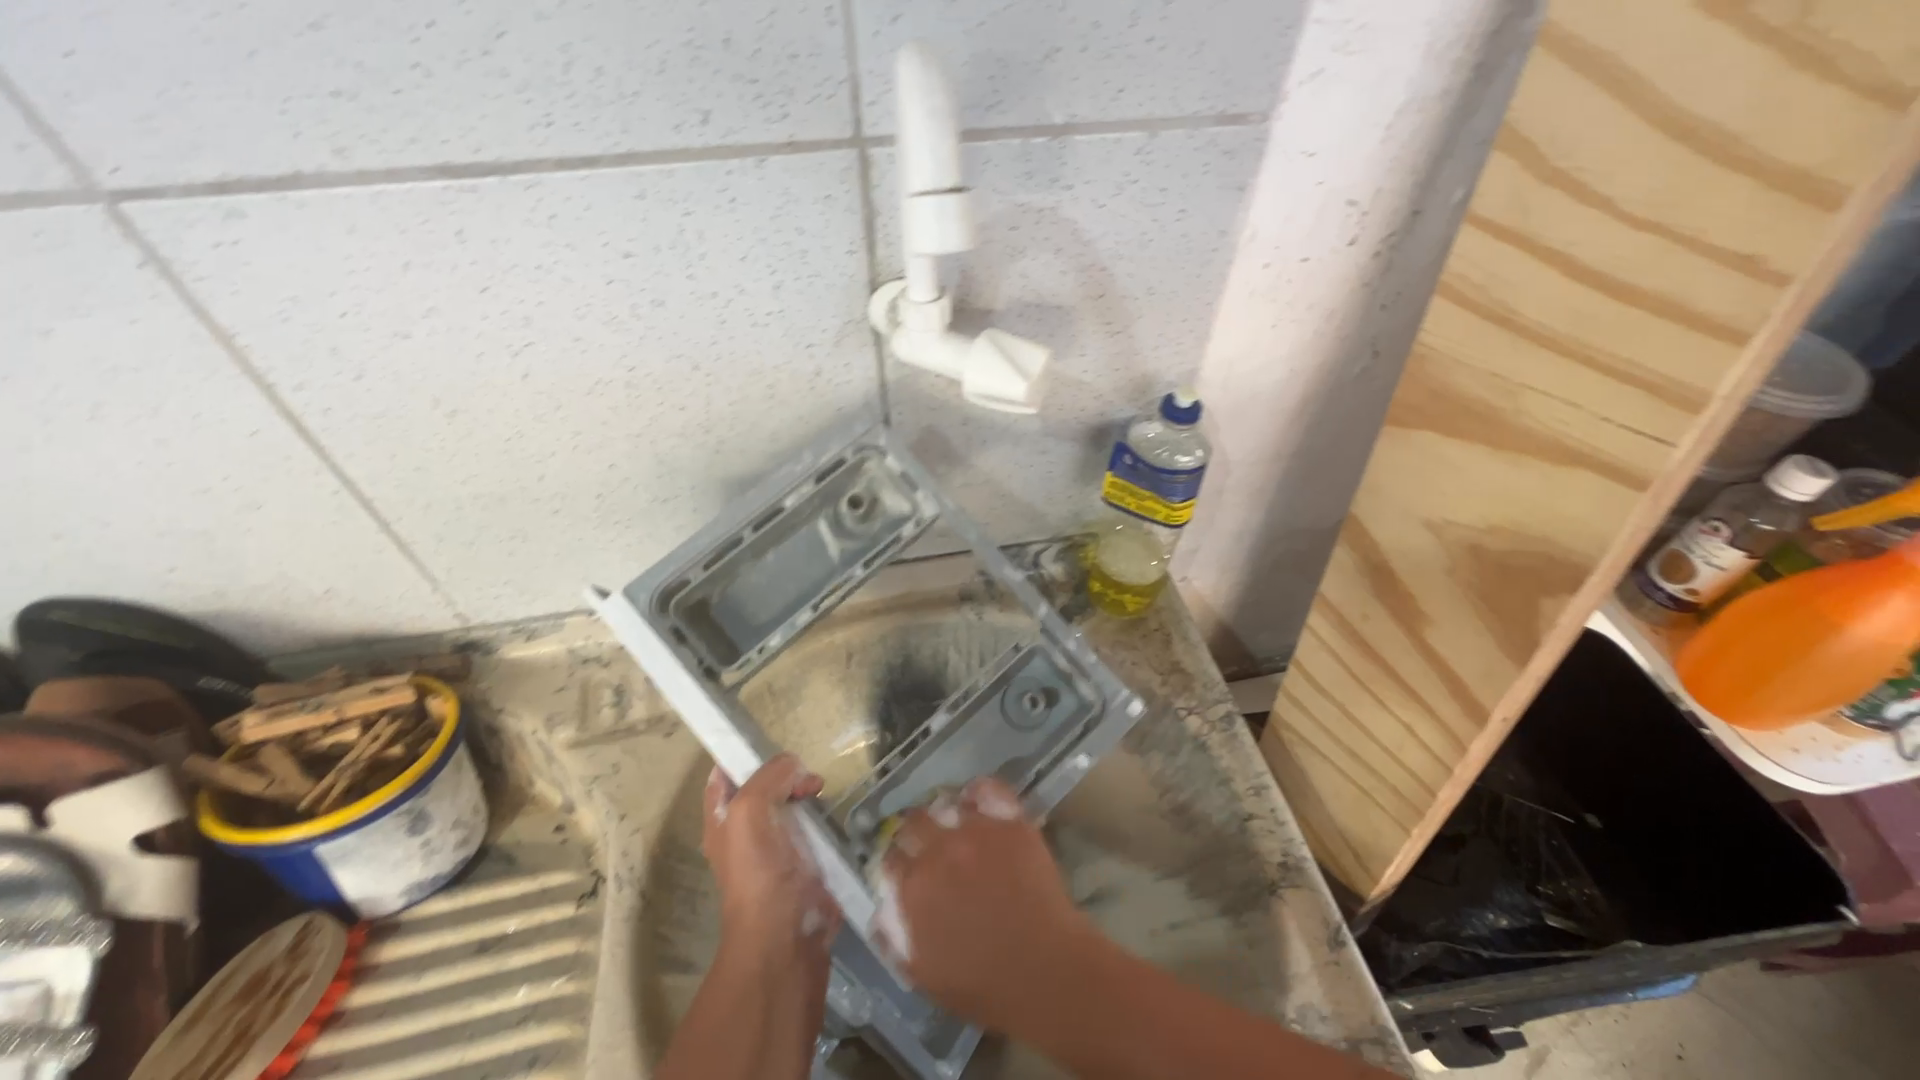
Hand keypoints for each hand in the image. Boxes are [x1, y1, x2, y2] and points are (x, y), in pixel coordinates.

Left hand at [703, 754, 840, 953]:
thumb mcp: (749, 811)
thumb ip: (768, 778)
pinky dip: (824, 819)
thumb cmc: (759, 873)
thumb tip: (794, 766)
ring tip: (821, 796)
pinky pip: (814, 829)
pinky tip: (833, 819)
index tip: (773, 749)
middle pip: (764, 787)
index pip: (725, 776)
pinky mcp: (805, 863)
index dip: (744, 757)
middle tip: (807, 779)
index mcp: (722, 821)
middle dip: (786, 775)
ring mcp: (777, 849)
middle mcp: (746, 832)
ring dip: (808, 796)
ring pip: (792, 805)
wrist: (786, 936)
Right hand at [876, 777, 1098, 1029]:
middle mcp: (936, 852)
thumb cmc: (984, 985)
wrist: (1045, 972)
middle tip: (930, 843)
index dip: (899, 863)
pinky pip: (986, 789)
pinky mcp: (1010, 823)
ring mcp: (975, 832)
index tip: (909, 868)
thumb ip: (893, 936)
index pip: (890, 859)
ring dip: (946, 813)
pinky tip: (979, 799)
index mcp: (911, 889)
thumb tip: (881, 908)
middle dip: (916, 832)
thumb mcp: (921, 973)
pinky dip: (979, 790)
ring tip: (956, 823)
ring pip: (946, 804)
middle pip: (913, 823)